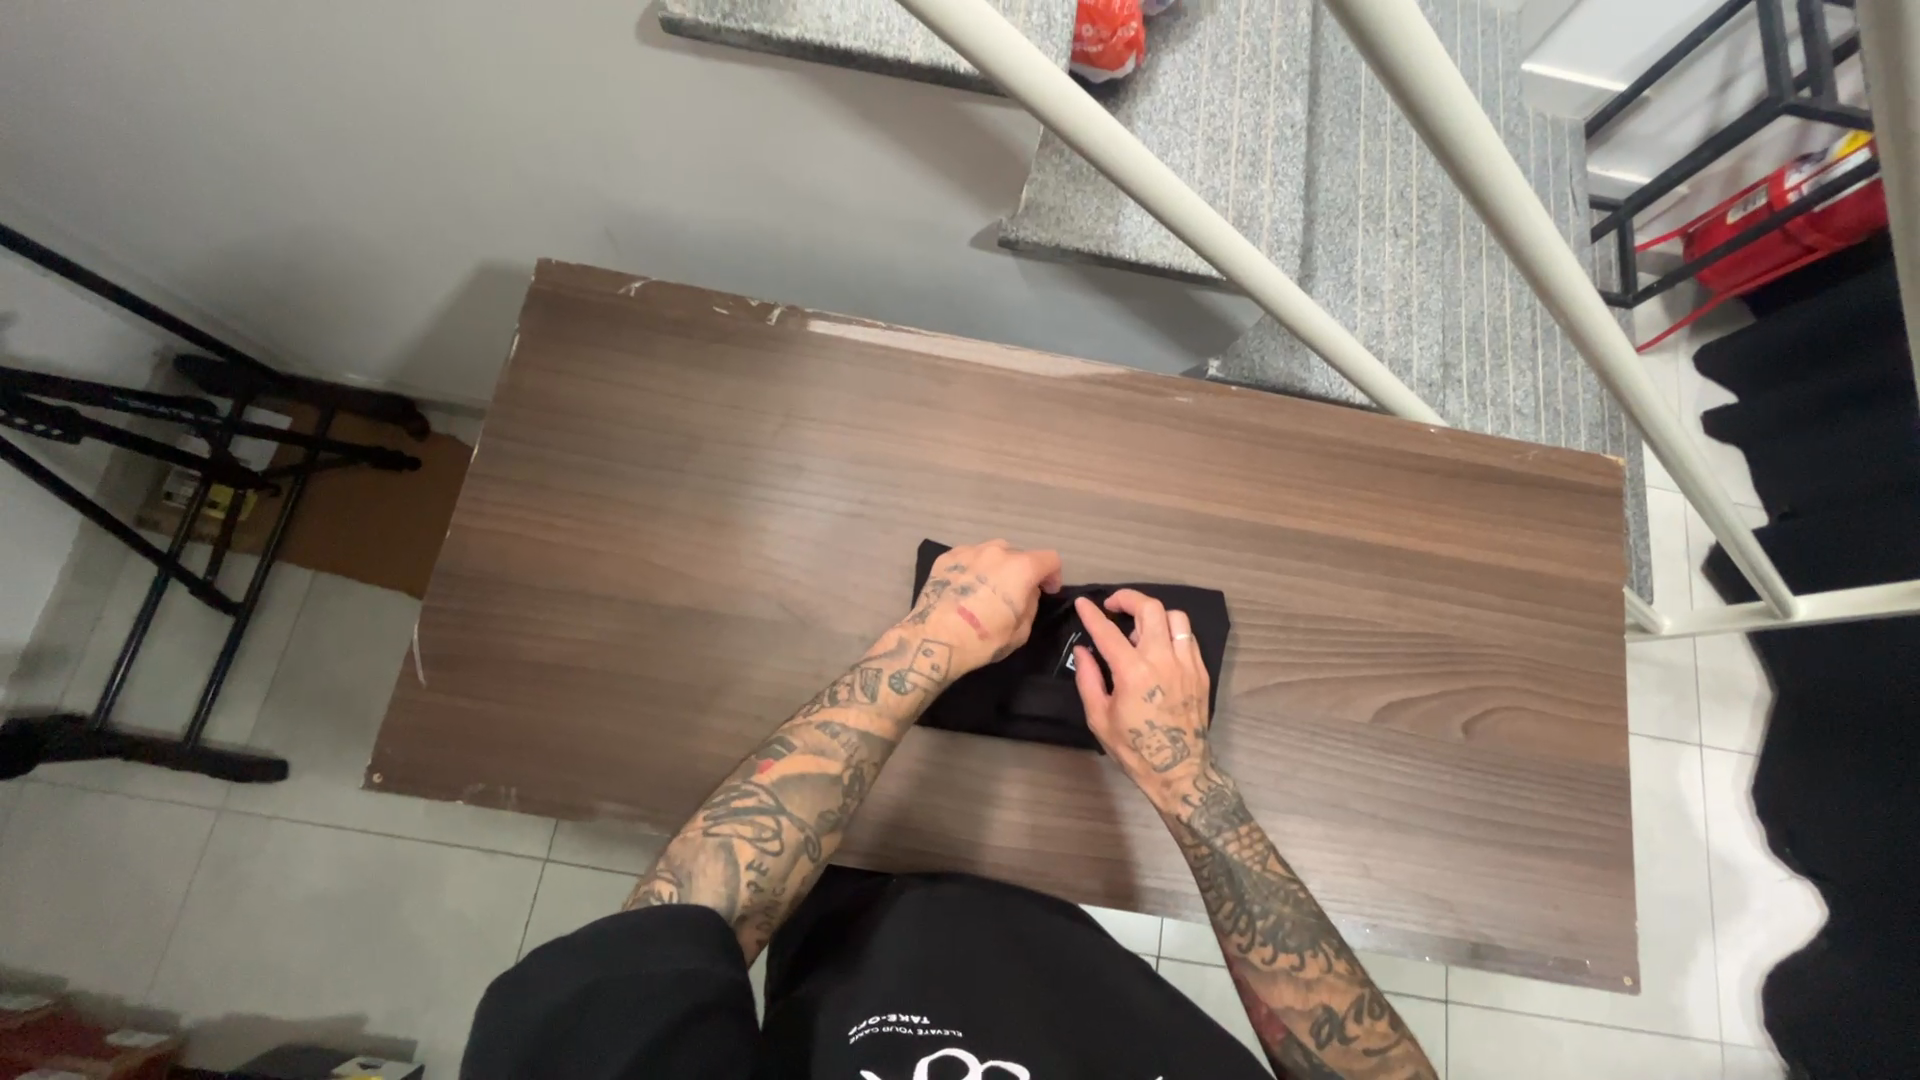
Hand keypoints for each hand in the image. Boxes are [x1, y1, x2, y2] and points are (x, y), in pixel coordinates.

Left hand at [903, 539, 1063, 677]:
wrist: (936, 639)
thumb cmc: (983, 639)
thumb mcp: (1021, 630)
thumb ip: (1031, 604)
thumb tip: (1027, 593)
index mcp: (1021, 568)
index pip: (1049, 559)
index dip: (1053, 575)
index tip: (1047, 591)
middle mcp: (996, 552)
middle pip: (1019, 554)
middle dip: (1023, 571)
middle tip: (1015, 594)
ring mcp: (969, 551)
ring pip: (992, 552)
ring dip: (997, 567)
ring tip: (988, 588)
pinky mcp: (946, 558)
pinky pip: (969, 558)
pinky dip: (974, 568)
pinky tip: (966, 588)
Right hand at [1071, 589, 1214, 807]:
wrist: (1179, 772)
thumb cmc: (1133, 748)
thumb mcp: (1099, 717)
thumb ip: (1088, 679)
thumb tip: (1083, 651)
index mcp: (1133, 672)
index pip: (1108, 631)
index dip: (1092, 613)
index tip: (1082, 602)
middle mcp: (1163, 660)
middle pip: (1150, 609)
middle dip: (1129, 598)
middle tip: (1114, 605)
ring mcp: (1186, 664)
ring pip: (1176, 617)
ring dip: (1154, 614)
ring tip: (1139, 628)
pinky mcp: (1201, 672)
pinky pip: (1189, 637)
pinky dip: (1172, 632)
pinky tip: (1159, 645)